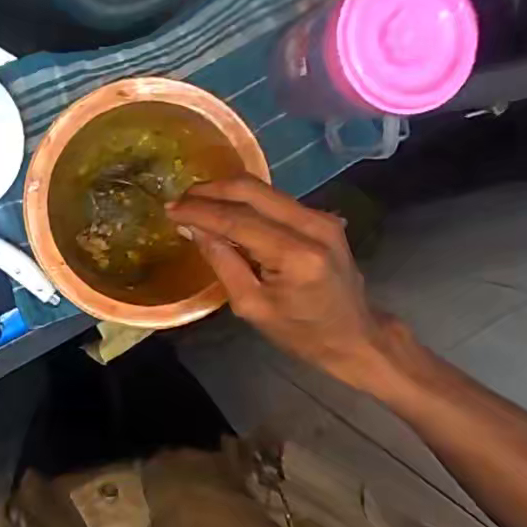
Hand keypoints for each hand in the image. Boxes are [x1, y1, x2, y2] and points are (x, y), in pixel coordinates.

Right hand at [167, 175, 393, 389]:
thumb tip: (192, 228)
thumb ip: (222, 261)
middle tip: (179, 199)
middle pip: (251, 190)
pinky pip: (274, 199)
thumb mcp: (251, 306)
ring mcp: (321, 218)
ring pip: (262, 189)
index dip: (199, 211)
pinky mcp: (322, 217)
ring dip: (225, 191)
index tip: (169, 209)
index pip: (236, 220)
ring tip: (194, 202)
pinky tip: (223, 209)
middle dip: (209, 190)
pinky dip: (243, 199)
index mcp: (295, 254)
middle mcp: (312, 226)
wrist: (357, 337)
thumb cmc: (301, 332)